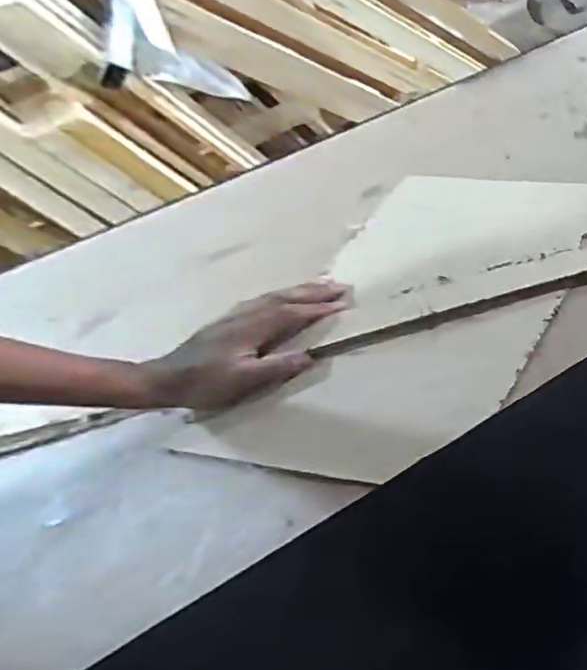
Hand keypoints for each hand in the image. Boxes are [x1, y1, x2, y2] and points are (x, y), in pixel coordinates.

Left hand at [138, 283, 348, 409]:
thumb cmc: (204, 383)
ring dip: (298, 290)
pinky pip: (260, 302)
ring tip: (321, 285)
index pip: (290, 314)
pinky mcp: (227, 324)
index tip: (345, 304)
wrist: (157, 382)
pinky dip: (280, 296)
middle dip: (313, 292)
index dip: (318, 309)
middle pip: (282, 299)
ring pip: (271, 298)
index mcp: (250, 330)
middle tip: (341, 286)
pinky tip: (285, 297)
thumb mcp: (244, 380)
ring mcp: (232, 319)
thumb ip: (277, 367)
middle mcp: (242, 319)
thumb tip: (311, 356)